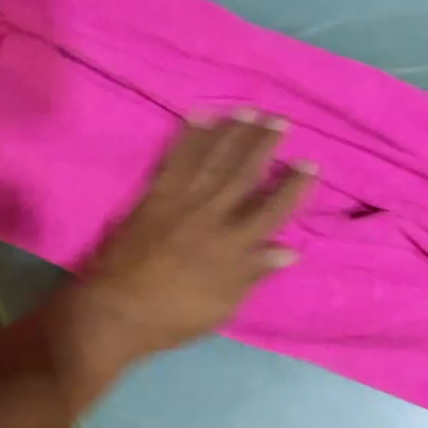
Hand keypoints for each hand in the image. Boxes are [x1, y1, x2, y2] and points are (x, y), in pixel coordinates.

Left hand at [73, 110, 314, 358]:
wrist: (117, 310)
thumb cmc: (174, 316)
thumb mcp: (223, 306)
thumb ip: (253, 273)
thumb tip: (289, 250)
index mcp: (234, 247)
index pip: (273, 209)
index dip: (293, 186)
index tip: (310, 163)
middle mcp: (211, 216)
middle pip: (243, 173)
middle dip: (263, 144)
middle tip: (280, 120)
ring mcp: (181, 202)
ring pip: (212, 159)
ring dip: (231, 132)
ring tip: (248, 110)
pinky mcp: (154, 196)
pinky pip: (174, 159)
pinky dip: (188, 136)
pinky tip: (199, 116)